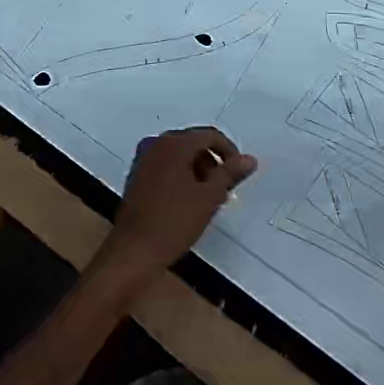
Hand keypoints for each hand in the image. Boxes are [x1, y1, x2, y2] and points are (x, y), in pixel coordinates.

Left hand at [102, 127, 256, 276]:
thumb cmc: (173, 222)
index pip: (209, 135)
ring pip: (179, 154)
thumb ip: (229, 174)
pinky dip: (180, 175)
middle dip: (212, 163)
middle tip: (223, 190)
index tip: (238, 173)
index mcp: (173, 144)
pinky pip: (165, 164)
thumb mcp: (209, 197)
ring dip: (197, 170)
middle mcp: (155, 144)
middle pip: (192, 143)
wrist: (135, 248)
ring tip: (207, 199)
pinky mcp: (137, 173)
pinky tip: (187, 200)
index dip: (229, 152)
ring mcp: (143, 158)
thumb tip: (248, 159)